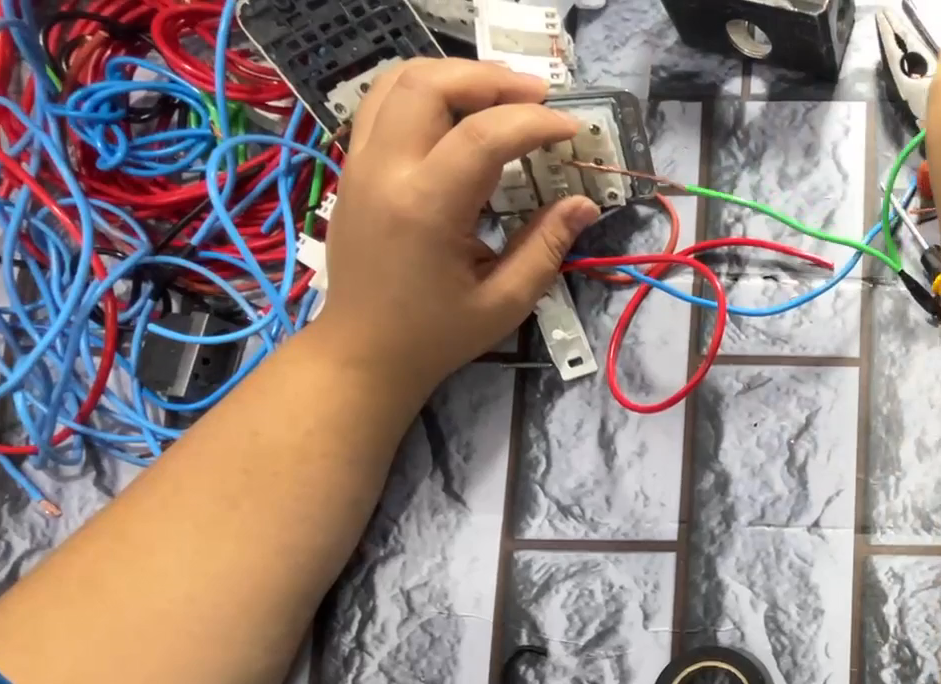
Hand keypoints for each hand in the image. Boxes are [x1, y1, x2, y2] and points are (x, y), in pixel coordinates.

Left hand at [313, 59, 600, 388]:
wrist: (365, 347)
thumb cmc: (440, 333)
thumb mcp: (507, 301)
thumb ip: (545, 247)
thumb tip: (584, 205)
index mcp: (427, 207)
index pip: (483, 136)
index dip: (534, 123)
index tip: (573, 129)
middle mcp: (385, 169)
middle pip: (430, 85)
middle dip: (491, 80)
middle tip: (540, 95)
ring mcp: (361, 162)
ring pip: (398, 82)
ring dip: (456, 77)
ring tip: (504, 95)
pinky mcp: (356, 166)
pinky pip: (384, 103)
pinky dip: (426, 93)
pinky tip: (462, 112)